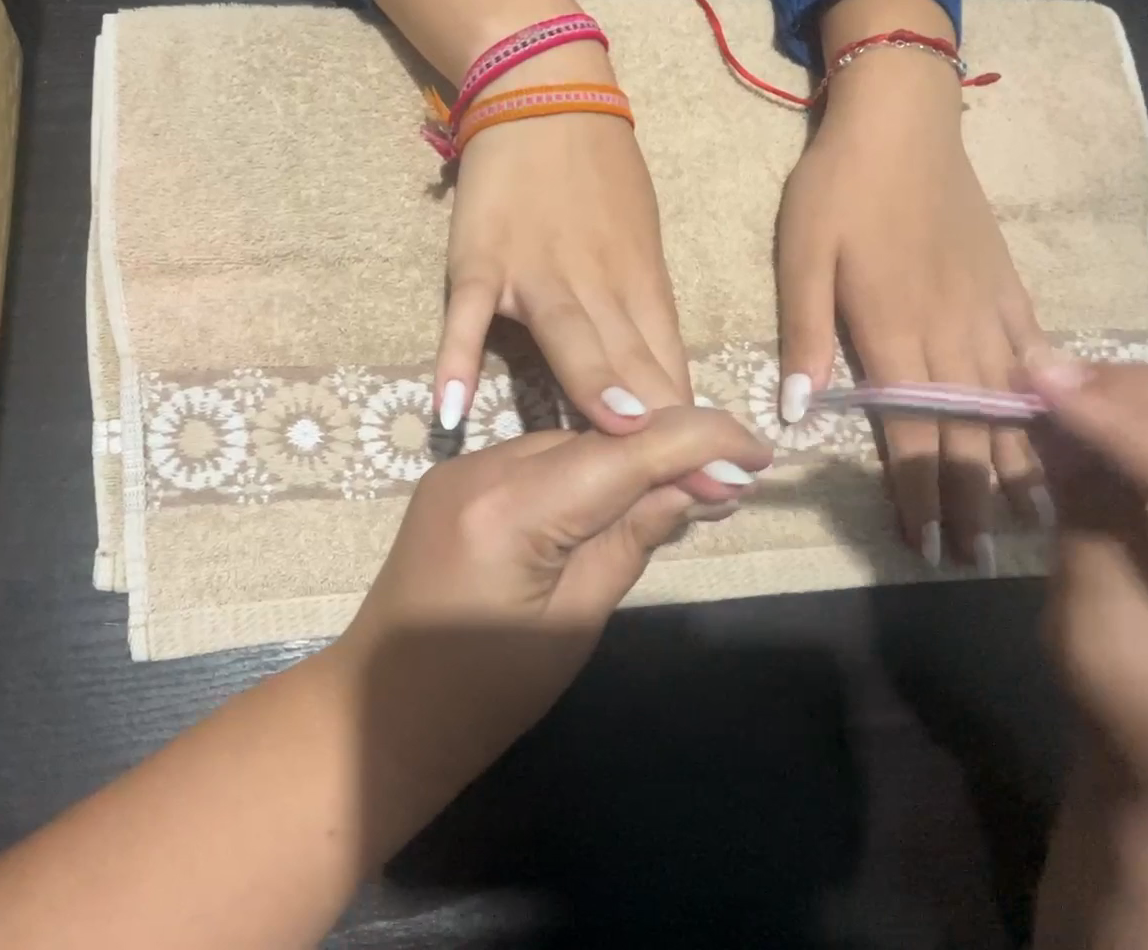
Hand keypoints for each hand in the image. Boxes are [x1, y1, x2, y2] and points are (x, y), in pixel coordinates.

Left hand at [338, 406, 770, 761]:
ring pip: (567, 445)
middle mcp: (479, 467)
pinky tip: (617, 498)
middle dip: (668, 455)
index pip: (623, 450)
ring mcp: (459, 468)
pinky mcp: (452, 480)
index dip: (700, 442)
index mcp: (510, 509)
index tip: (763, 454)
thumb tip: (700, 488)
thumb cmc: (484, 692)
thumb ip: (632, 540)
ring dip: (626, 463)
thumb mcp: (574, 622)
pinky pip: (534, 461)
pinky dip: (582, 473)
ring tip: (684, 495)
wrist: (383, 707)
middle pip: (595, 440)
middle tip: (732, 487)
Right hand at [436, 47, 690, 439]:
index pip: (667, 361)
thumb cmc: (600, 173)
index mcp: (638, 282)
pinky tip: (449, 407)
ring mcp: (533, 272)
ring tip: (607, 447)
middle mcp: (595, 283)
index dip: (692, 421)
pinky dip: (456, 357)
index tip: (716, 472)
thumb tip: (663, 378)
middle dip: (663, 429)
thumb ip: (646, 310)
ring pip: (567, 335)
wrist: (546, 92)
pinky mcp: (478, 260)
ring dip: (588, 384)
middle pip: (630, 359)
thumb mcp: (641, 239)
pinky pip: (467, 315)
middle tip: (692, 488)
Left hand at [777, 47, 1045, 572]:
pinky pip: (1033, 355)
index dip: (916, 490)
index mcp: (893, 334)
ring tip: (1035, 522)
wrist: (901, 120)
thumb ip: (806, 340)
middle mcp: (951, 334)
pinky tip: (1066, 433)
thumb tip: (801, 416)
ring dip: (1017, 466)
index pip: (908, 432)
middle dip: (968, 498)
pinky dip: (1046, 402)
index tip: (925, 542)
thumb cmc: (837, 192)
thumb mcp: (801, 263)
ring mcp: (989, 310)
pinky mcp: (1010, 285)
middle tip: (976, 557)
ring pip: (1006, 405)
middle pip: (963, 433)